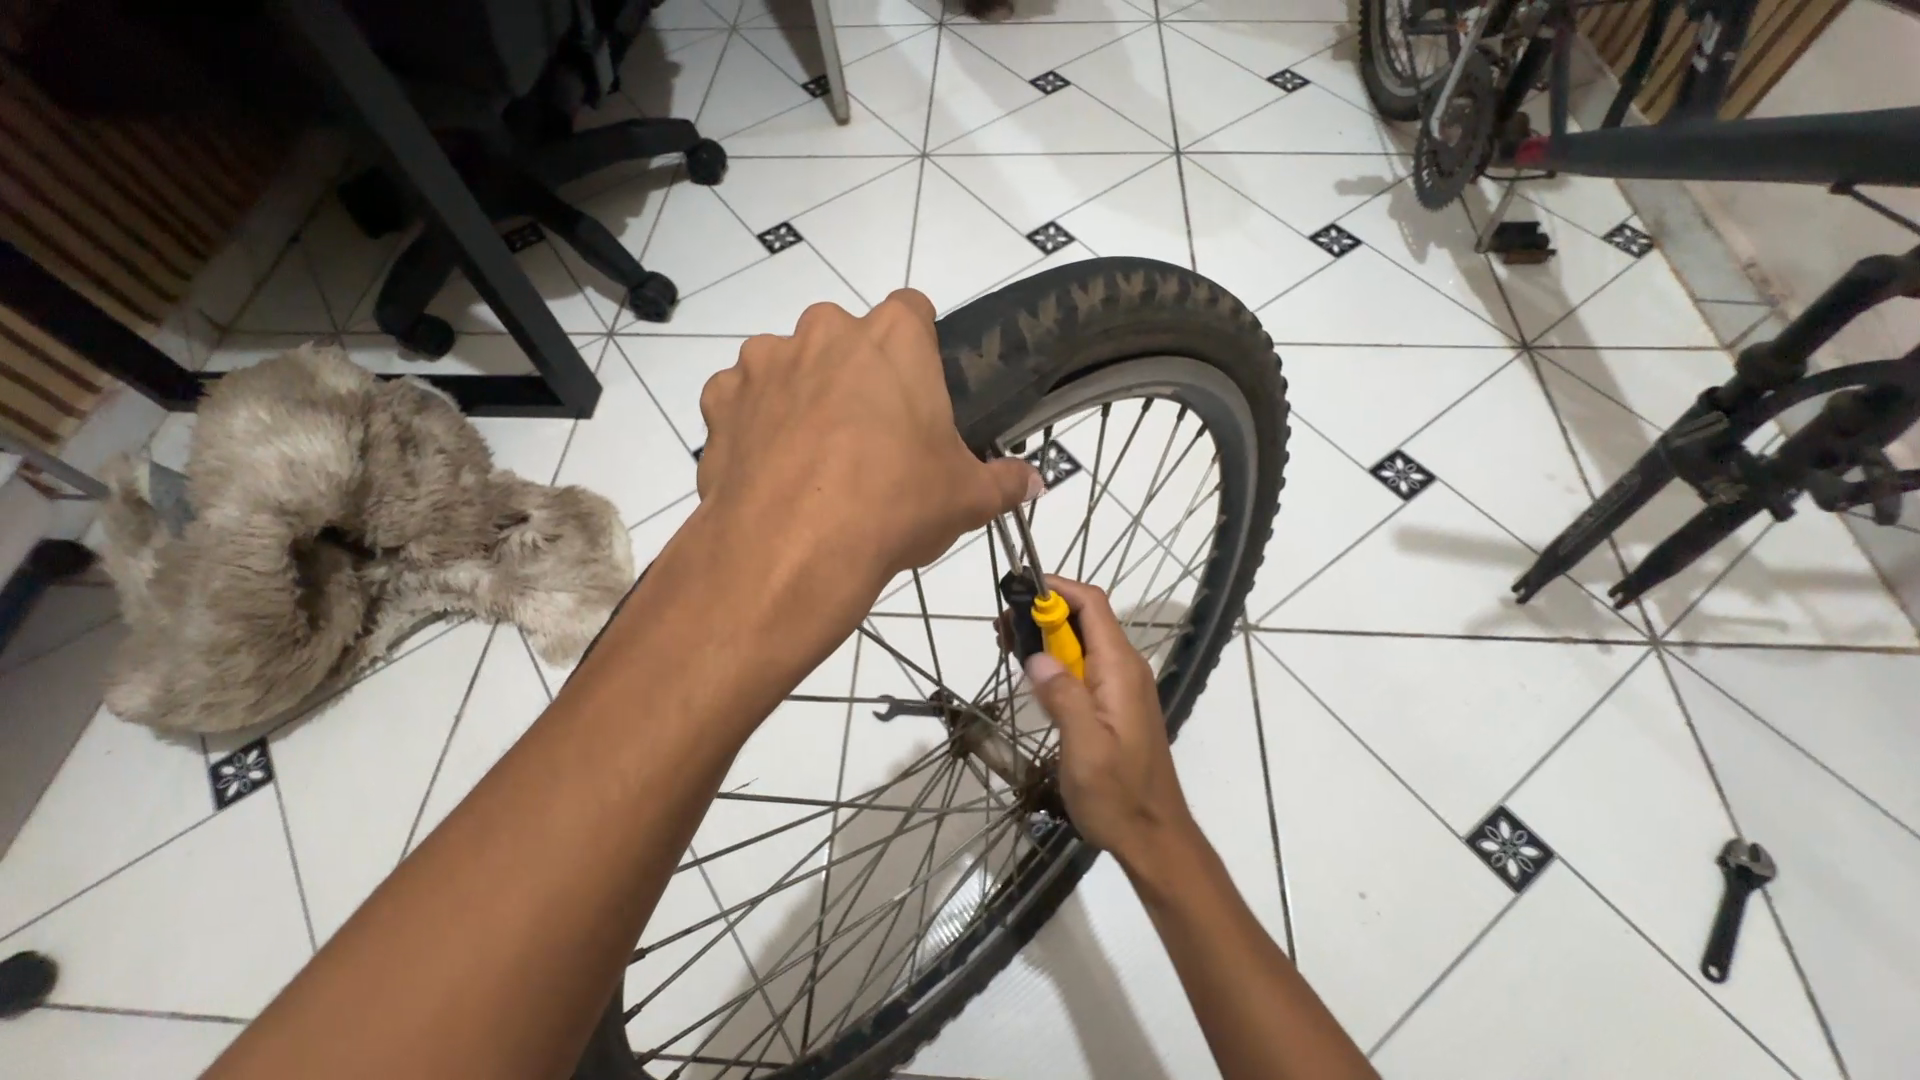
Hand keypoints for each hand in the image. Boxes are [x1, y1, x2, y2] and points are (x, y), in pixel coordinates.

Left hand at [697, 290, 1040, 586]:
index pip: (912, 311)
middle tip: (868, 437)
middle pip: (845, 338)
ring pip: (790, 365)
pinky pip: (741, 400)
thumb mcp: (966, 499)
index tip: (916, 394)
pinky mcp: (719, 400)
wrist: (792, 553)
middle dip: (855, 375)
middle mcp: (824, 332)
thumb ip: (1004, 482)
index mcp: (892, 338)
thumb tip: (1033, 483)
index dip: (917, 349)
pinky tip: (770, 468)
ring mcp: (764, 362)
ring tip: (813, 459)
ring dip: (801, 395)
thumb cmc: (894, 507)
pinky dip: (754, 424)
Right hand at [1021, 577, 1196, 870]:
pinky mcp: (1114, 704)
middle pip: (1084, 619)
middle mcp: (1124, 668)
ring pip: (1081, 642)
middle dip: (1042, 613)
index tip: (1016, 593)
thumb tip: (1035, 656)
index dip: (1056, 588)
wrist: (1152, 834)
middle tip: (1001, 630)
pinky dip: (1055, 662)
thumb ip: (1063, 697)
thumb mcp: (1085, 748)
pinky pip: (1084, 667)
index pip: (1092, 604)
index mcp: (1120, 669)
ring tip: (1007, 647)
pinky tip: (1032, 678)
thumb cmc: (1118, 794)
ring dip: (1045, 638)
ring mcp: (1121, 686)